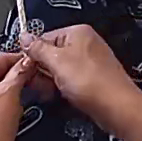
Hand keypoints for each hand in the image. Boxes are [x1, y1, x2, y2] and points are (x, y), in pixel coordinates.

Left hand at [0, 52, 35, 140]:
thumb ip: (22, 72)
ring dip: (17, 93)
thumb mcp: (10, 94)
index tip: (42, 65)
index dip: (25, 61)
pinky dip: (9, 105)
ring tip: (27, 101)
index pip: (3, 57)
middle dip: (21, 79)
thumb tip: (30, 60)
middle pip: (1, 72)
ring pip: (1, 88)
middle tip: (40, 84)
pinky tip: (16, 113)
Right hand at [19, 26, 141, 130]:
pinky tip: (64, 96)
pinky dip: (64, 89)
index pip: (43, 37)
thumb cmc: (93, 82)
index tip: (26, 67)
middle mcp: (84, 45)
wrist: (117, 108)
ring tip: (55, 91)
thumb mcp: (56, 61)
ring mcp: (89, 63)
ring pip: (59, 70)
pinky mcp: (91, 79)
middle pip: (51, 54)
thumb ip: (37, 48)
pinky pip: (70, 81)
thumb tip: (24, 37)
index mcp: (77, 32)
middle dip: (43, 71)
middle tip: (42, 82)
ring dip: (52, 82)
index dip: (32, 54)